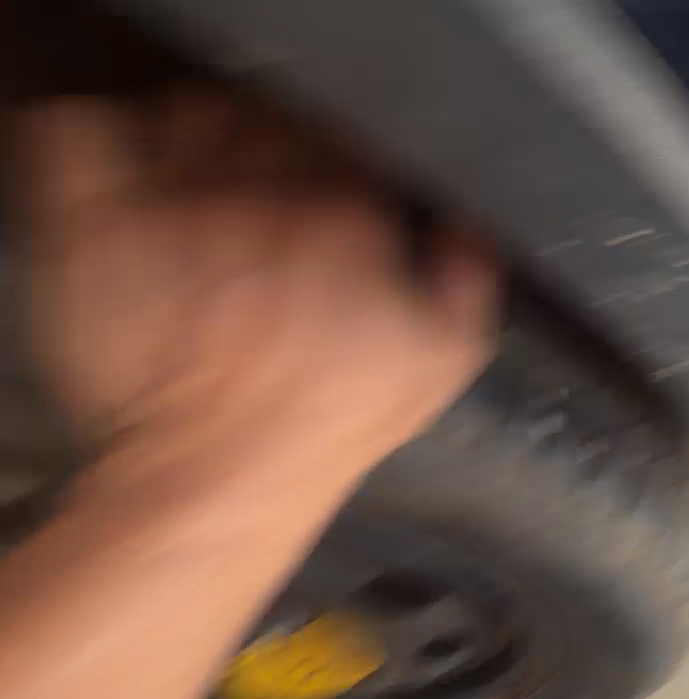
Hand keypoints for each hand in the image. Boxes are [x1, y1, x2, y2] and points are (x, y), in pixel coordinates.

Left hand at [17, 94, 498, 498]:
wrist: (230, 460)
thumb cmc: (346, 410)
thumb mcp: (447, 357)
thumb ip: (468, 280)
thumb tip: (468, 223)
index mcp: (351, 224)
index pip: (351, 144)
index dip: (356, 160)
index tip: (358, 187)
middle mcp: (259, 196)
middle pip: (272, 119)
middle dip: (289, 144)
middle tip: (296, 186)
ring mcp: (169, 203)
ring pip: (189, 112)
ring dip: (215, 136)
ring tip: (227, 178)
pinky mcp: (90, 221)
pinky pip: (84, 130)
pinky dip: (112, 135)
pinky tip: (145, 172)